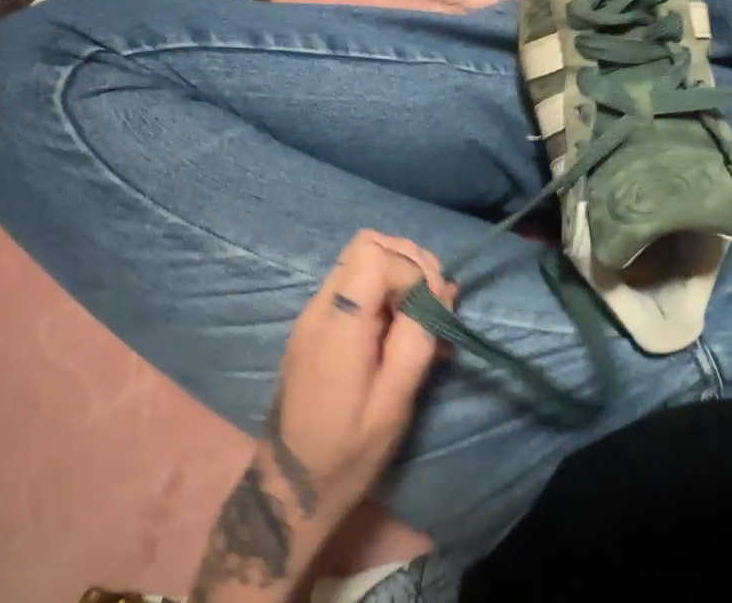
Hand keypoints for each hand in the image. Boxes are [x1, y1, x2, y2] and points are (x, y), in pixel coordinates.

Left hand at [260, 230, 455, 529]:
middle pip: (366, 244)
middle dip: (409, 261)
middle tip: (434, 301)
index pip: (377, 255)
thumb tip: (441, 290)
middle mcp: (319, 309)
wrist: (290, 488)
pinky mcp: (314, 328)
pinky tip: (400, 329)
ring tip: (421, 315)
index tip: (433, 310)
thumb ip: (417, 338)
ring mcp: (312, 316)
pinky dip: (382, 291)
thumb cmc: (348, 451)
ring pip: (359, 260)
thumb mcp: (394, 401)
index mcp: (338, 325)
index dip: (414, 272)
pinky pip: (352, 285)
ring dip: (397, 274)